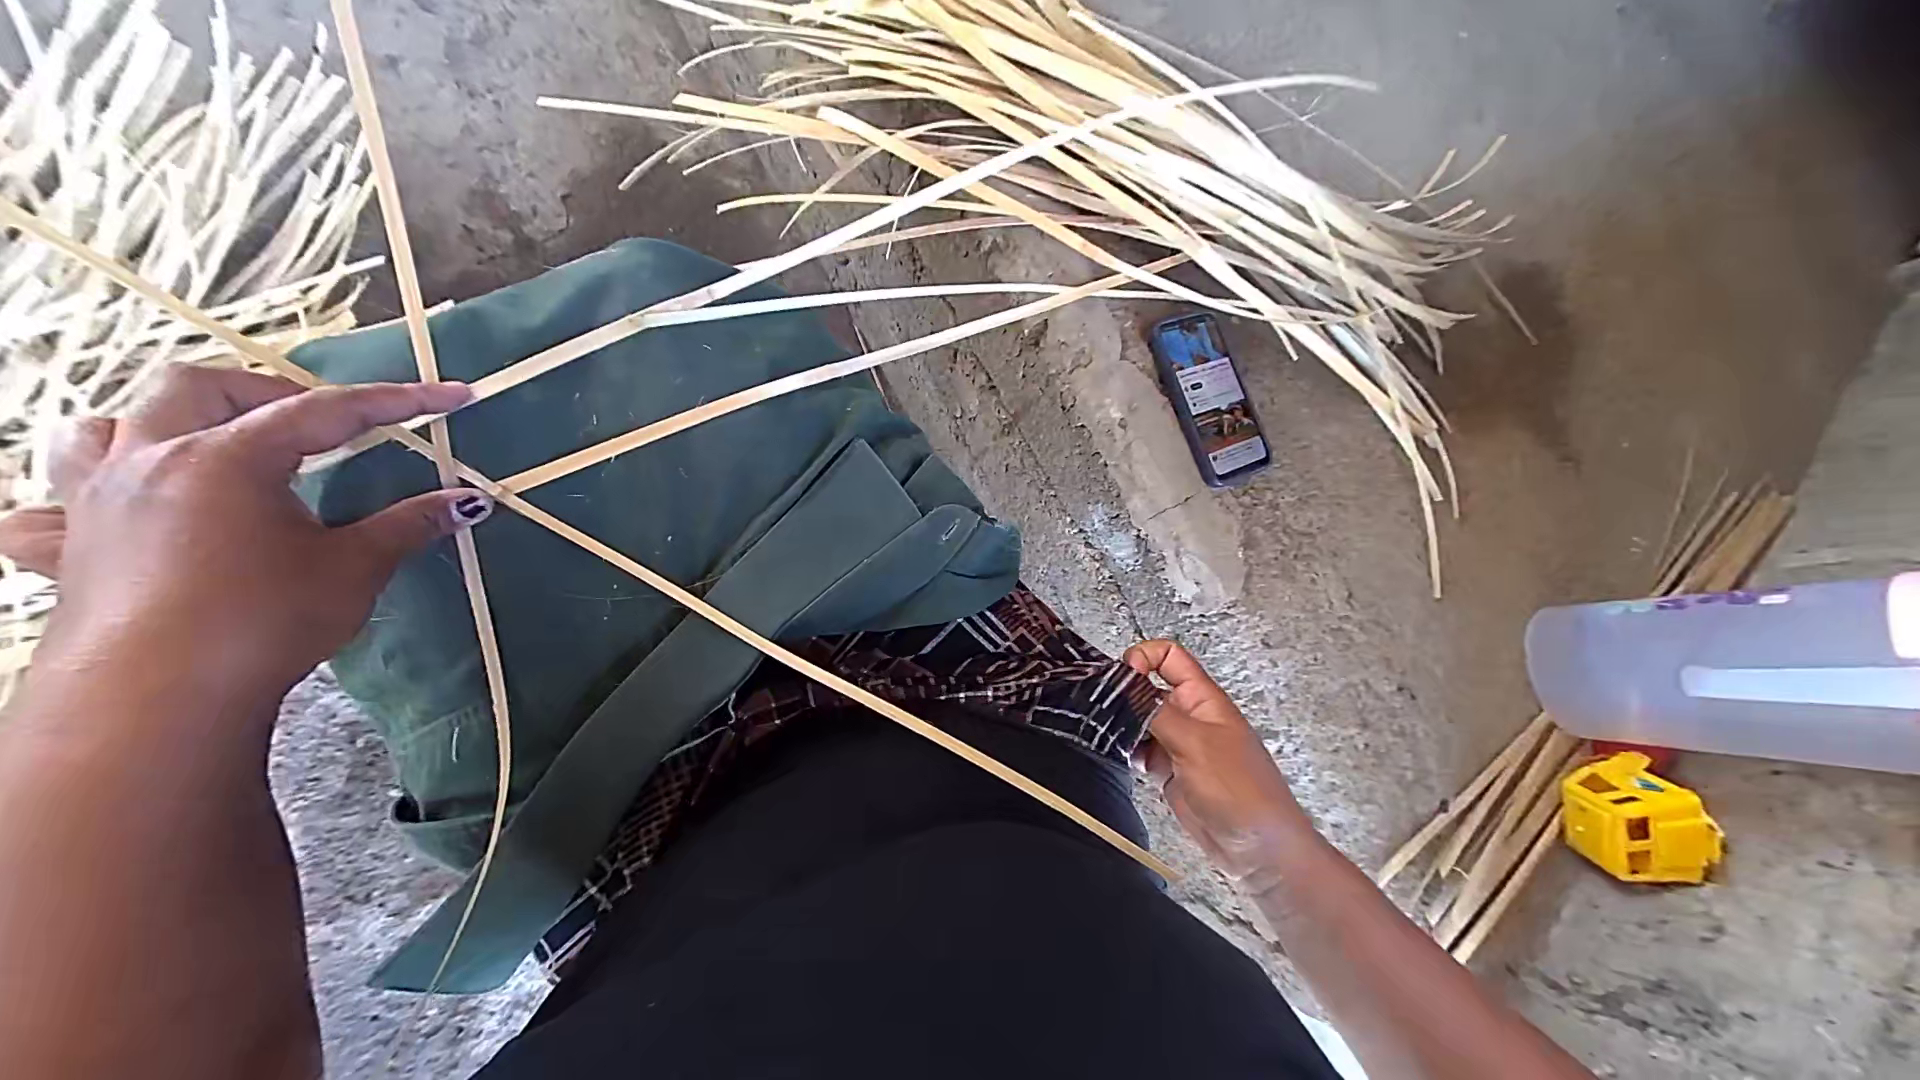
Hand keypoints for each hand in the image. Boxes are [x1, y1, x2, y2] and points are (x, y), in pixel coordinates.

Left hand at [0, 365, 489, 705]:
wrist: (157, 699)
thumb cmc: (265, 619)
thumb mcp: (355, 567)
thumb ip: (410, 524)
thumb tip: (469, 501)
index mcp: (228, 459)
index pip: (327, 411)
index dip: (397, 400)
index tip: (452, 395)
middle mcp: (151, 461)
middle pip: (198, 385)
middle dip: (267, 390)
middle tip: (322, 423)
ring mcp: (94, 501)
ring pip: (108, 424)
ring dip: (166, 421)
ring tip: (217, 444)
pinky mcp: (68, 547)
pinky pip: (50, 501)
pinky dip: (90, 492)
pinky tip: (124, 510)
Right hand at [1125, 640, 1317, 878]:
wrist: (1259, 852)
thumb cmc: (1244, 794)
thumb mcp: (1195, 744)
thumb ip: (1155, 712)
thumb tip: (1123, 685)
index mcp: (1202, 699)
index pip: (1169, 657)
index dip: (1143, 657)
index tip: (1123, 676)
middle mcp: (1189, 716)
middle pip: (1148, 687)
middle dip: (1126, 693)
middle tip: (1107, 708)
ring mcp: (1178, 744)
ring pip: (1139, 719)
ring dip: (1123, 724)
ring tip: (1111, 735)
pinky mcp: (1168, 770)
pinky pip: (1139, 749)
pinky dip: (1127, 751)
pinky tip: (1123, 758)